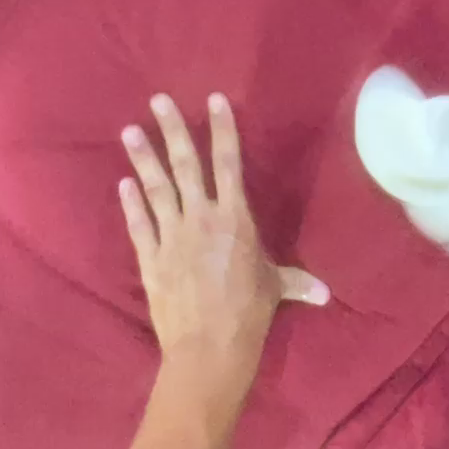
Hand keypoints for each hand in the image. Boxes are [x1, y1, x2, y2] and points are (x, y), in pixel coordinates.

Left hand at [121, 93, 328, 409]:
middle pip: (186, 166)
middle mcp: (202, 218)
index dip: (222, 129)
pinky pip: (140, 224)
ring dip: (143, 158)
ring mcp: (172, 236)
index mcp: (236, 218)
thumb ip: (297, 283)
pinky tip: (123, 183)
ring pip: (156, 188)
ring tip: (129, 131)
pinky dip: (131, 203)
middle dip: (173, 131)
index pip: (229, 163)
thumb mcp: (276, 288)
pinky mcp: (151, 259)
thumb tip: (326, 294)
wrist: (209, 348)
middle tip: (158, 101)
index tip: (213, 100)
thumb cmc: (250, 311)